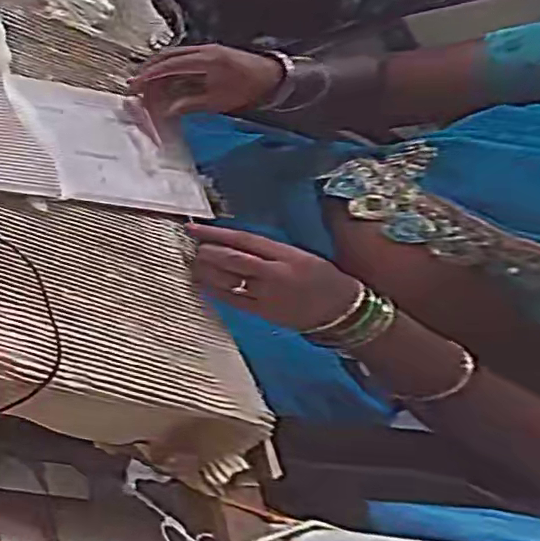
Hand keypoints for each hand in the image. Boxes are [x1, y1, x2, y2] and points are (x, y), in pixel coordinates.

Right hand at [129, 45, 282, 118]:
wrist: (276, 77)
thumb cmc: (249, 89)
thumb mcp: (218, 101)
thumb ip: (189, 104)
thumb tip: (165, 111)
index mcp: (206, 60)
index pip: (169, 65)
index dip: (149, 75)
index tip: (135, 85)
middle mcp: (204, 50)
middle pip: (166, 55)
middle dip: (147, 69)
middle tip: (135, 83)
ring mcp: (207, 49)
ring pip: (172, 53)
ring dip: (156, 66)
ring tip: (144, 80)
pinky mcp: (209, 52)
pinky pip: (181, 55)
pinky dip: (167, 64)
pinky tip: (162, 76)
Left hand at [188, 224, 361, 332]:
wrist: (346, 312)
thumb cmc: (322, 279)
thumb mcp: (300, 255)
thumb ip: (266, 249)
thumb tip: (230, 241)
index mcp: (287, 255)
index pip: (243, 240)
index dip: (214, 233)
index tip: (193, 227)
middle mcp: (276, 274)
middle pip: (231, 259)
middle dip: (207, 251)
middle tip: (195, 247)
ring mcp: (268, 294)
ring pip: (226, 279)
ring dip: (205, 270)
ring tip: (195, 263)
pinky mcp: (263, 312)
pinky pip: (231, 299)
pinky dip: (212, 290)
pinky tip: (201, 283)